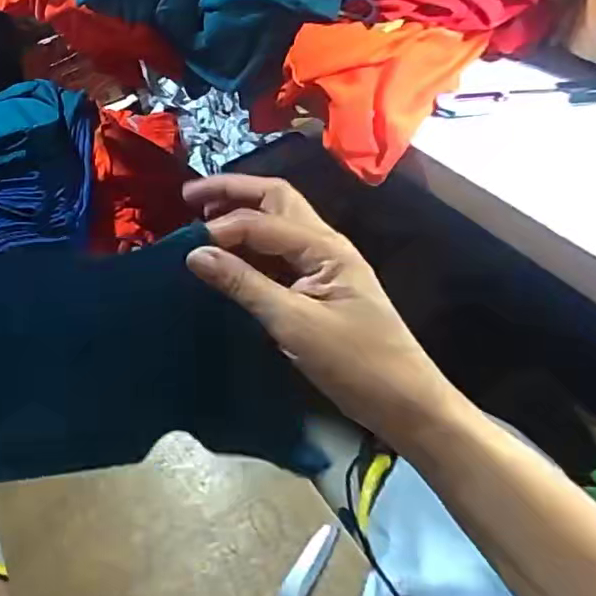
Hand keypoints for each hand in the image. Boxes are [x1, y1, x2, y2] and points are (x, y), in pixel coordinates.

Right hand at [183, 175, 451, 440]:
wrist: (407, 404)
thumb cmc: (357, 363)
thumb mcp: (295, 324)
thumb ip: (244, 284)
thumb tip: (195, 254)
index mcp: (324, 246)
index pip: (262, 221)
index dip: (223, 227)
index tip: (187, 247)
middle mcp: (324, 243)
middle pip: (275, 198)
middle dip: (233, 191)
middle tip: (190, 198)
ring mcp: (323, 263)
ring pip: (278, 221)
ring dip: (241, 213)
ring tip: (202, 219)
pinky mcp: (318, 285)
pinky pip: (279, 251)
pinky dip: (250, 245)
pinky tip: (228, 256)